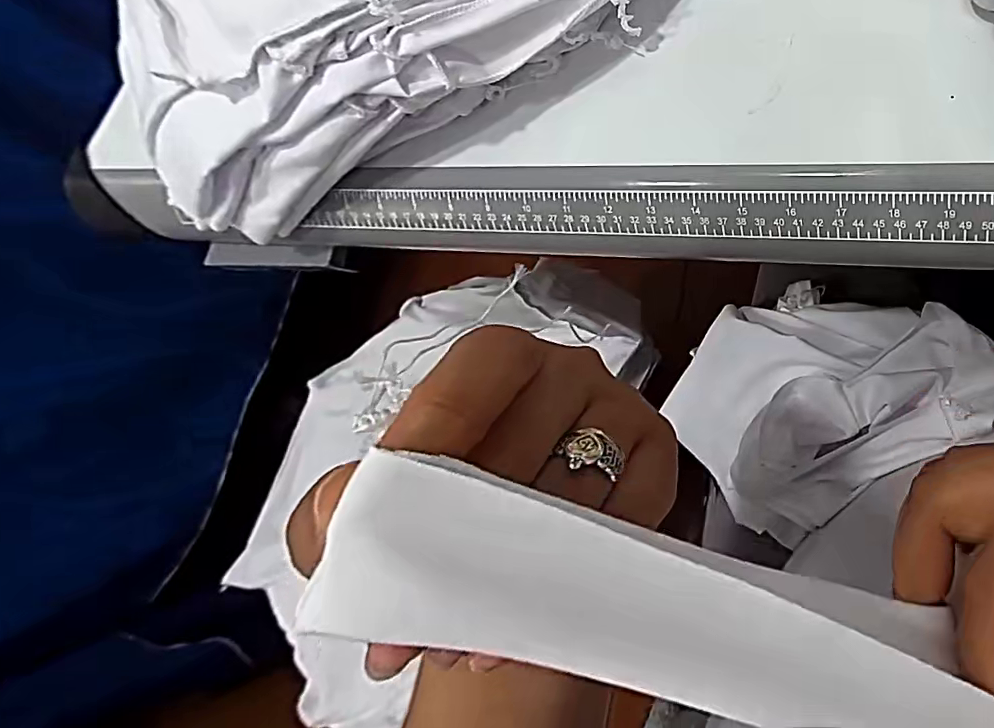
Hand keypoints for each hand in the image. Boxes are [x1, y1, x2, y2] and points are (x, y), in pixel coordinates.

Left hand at [287, 324, 677, 680]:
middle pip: (520, 447)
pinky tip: (541, 611)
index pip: (465, 386)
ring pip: (575, 486)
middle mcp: (566, 369)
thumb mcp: (374, 509)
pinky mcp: (656, 451)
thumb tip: (347, 507)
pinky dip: (589, 565)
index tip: (391, 530)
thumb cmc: (448, 511)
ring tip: (468, 634)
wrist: (513, 548)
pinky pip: (633, 506)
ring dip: (524, 572)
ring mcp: (618, 406)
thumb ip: (337, 506)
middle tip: (417, 620)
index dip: (428, 451)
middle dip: (467, 543)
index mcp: (498, 361)